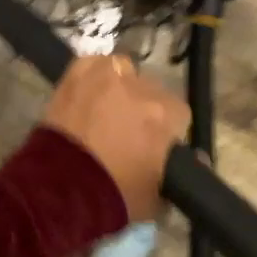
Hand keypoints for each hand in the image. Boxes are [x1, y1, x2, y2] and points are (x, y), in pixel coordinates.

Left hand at [42, 55, 190, 221]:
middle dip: (144, 107)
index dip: (168, 127)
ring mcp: (106, 75)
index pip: (179, 112)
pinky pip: (93, 62)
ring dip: (120, 85)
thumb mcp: (159, 194)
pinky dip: (94, 73)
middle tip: (128, 128)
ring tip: (107, 106)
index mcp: (165, 115)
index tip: (156, 140)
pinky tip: (89, 90)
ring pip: (124, 70)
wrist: (62, 186)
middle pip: (151, 90)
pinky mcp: (76, 72)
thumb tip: (194, 160)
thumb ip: (178, 171)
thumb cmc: (116, 194)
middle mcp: (139, 87)